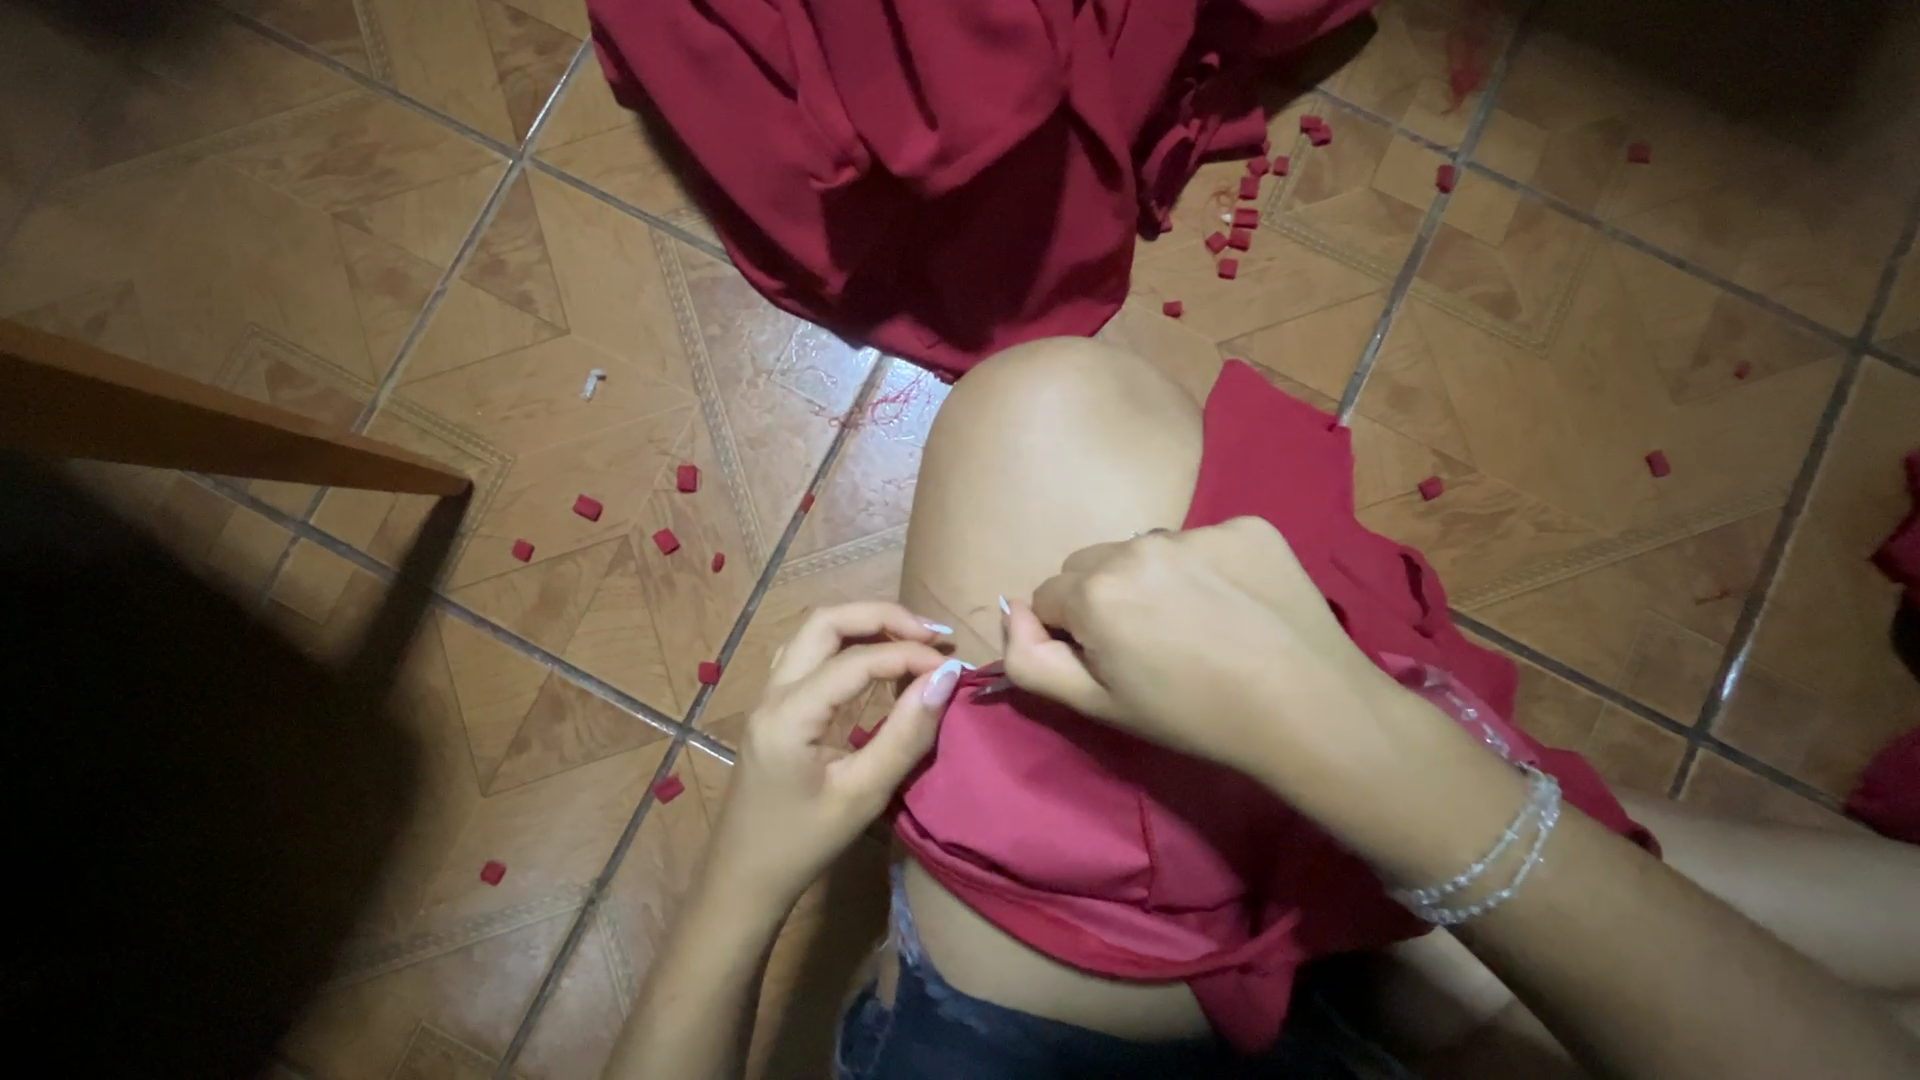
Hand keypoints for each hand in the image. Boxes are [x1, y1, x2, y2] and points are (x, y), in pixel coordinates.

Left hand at [705, 602, 965, 903]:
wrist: (743, 878)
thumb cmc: (804, 842)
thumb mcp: (864, 794)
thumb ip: (906, 734)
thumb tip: (945, 679)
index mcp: (790, 713)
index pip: (856, 659)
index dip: (908, 654)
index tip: (952, 667)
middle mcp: (773, 691)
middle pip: (826, 621)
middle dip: (882, 617)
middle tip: (932, 635)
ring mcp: (767, 695)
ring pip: (813, 630)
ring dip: (862, 624)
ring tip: (910, 639)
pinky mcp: (773, 705)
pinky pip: (807, 652)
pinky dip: (844, 642)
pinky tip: (872, 660)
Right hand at [1000, 517, 1407, 769]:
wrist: (1308, 709)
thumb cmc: (1192, 716)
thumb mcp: (1098, 707)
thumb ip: (1030, 661)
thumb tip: (1014, 614)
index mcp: (1095, 590)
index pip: (1049, 596)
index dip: (1072, 633)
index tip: (1110, 661)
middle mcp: (1138, 545)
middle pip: (1092, 564)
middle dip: (1104, 598)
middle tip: (1150, 643)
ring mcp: (1198, 530)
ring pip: (1147, 550)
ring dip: (1154, 579)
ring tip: (1197, 624)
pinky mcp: (1249, 526)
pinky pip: (1204, 542)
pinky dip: (1208, 568)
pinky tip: (1236, 605)